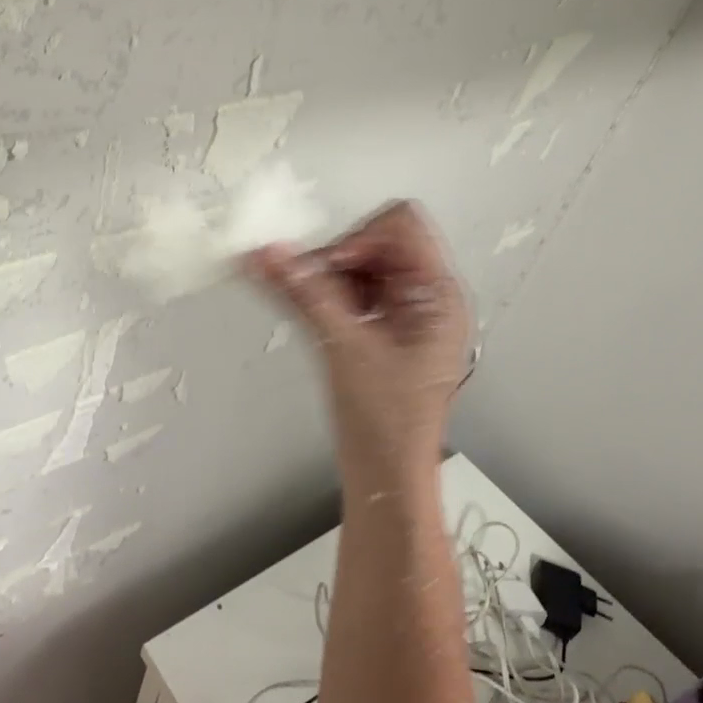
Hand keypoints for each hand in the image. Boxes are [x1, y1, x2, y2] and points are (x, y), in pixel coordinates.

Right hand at [246, 201, 473, 478]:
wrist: (386, 477)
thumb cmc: (383, 419)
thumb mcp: (344, 348)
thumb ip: (305, 293)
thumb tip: (265, 250)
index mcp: (438, 294)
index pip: (402, 226)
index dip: (360, 236)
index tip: (328, 270)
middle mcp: (425, 296)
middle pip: (376, 243)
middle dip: (335, 259)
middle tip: (304, 289)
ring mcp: (403, 313)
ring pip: (358, 267)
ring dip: (324, 278)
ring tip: (301, 303)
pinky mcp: (380, 330)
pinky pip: (350, 293)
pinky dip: (324, 295)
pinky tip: (300, 308)